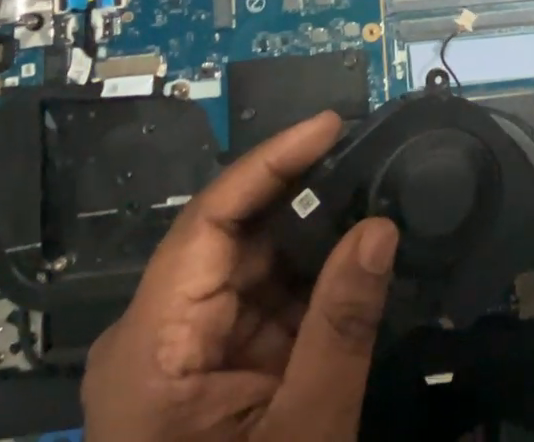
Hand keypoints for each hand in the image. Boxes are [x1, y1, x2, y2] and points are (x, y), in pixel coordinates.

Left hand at [82, 112, 399, 441]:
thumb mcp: (306, 430)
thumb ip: (343, 323)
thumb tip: (381, 228)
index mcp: (152, 344)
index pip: (208, 220)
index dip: (270, 161)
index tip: (331, 122)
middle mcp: (154, 332)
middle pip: (230, 238)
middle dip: (305, 201)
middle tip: (373, 162)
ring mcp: (181, 350)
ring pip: (252, 267)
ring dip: (314, 241)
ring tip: (376, 200)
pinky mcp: (208, 367)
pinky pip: (261, 304)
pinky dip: (310, 283)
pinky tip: (355, 260)